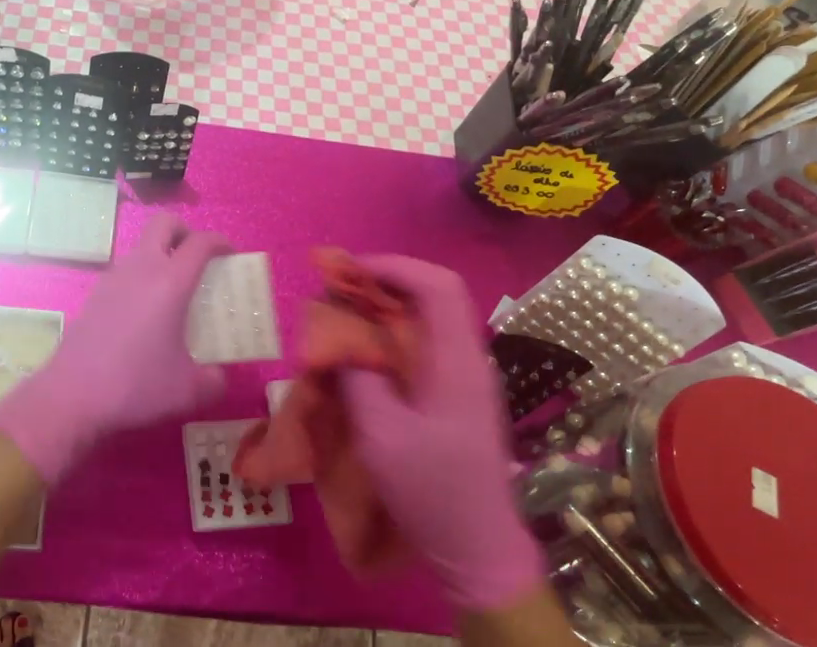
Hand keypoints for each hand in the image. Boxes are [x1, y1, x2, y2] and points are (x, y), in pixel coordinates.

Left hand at [0, 214, 230, 482]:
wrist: (72, 395)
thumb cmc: (136, 386)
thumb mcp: (188, 391)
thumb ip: (214, 380)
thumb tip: (218, 375)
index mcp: (170, 282)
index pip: (200, 243)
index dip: (220, 242)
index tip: (231, 254)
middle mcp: (140, 269)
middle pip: (163, 224)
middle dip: (185, 232)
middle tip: (198, 259)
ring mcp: (112, 279)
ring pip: (141, 248)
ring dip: (161, 257)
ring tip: (173, 294)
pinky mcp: (94, 295)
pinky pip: (125, 272)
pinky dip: (141, 279)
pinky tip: (145, 316)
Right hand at [340, 256, 544, 612]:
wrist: (478, 549)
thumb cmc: (432, 490)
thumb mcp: (381, 435)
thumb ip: (358, 379)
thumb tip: (339, 341)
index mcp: (457, 361)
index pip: (437, 285)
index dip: (393, 267)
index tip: (348, 272)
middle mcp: (468, 360)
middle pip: (433, 296)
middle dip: (383, 284)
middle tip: (337, 294)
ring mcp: (465, 379)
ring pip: (427, 321)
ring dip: (385, 310)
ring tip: (343, 320)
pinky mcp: (457, 398)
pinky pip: (424, 347)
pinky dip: (391, 337)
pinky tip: (363, 358)